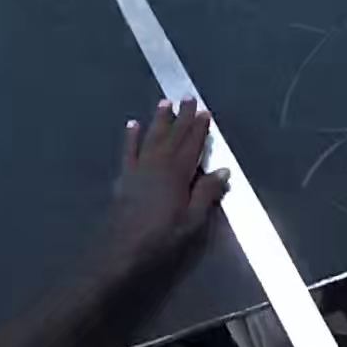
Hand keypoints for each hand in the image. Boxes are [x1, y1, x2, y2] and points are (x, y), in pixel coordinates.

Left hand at [103, 99, 228, 273]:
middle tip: (187, 97)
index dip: (199, 128)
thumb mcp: (193, 219)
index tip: (204, 112)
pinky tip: (132, 124)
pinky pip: (129, 150)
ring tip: (164, 103)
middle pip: (173, 135)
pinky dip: (131, 136)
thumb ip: (207, 193)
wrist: (123, 248)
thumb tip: (222, 170)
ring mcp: (140, 168)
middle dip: (182, 116)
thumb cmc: (162, 236)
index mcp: (178, 172)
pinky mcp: (125, 176)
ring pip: (152, 137)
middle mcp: (159, 163)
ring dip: (159, 120)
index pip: (192, 144)